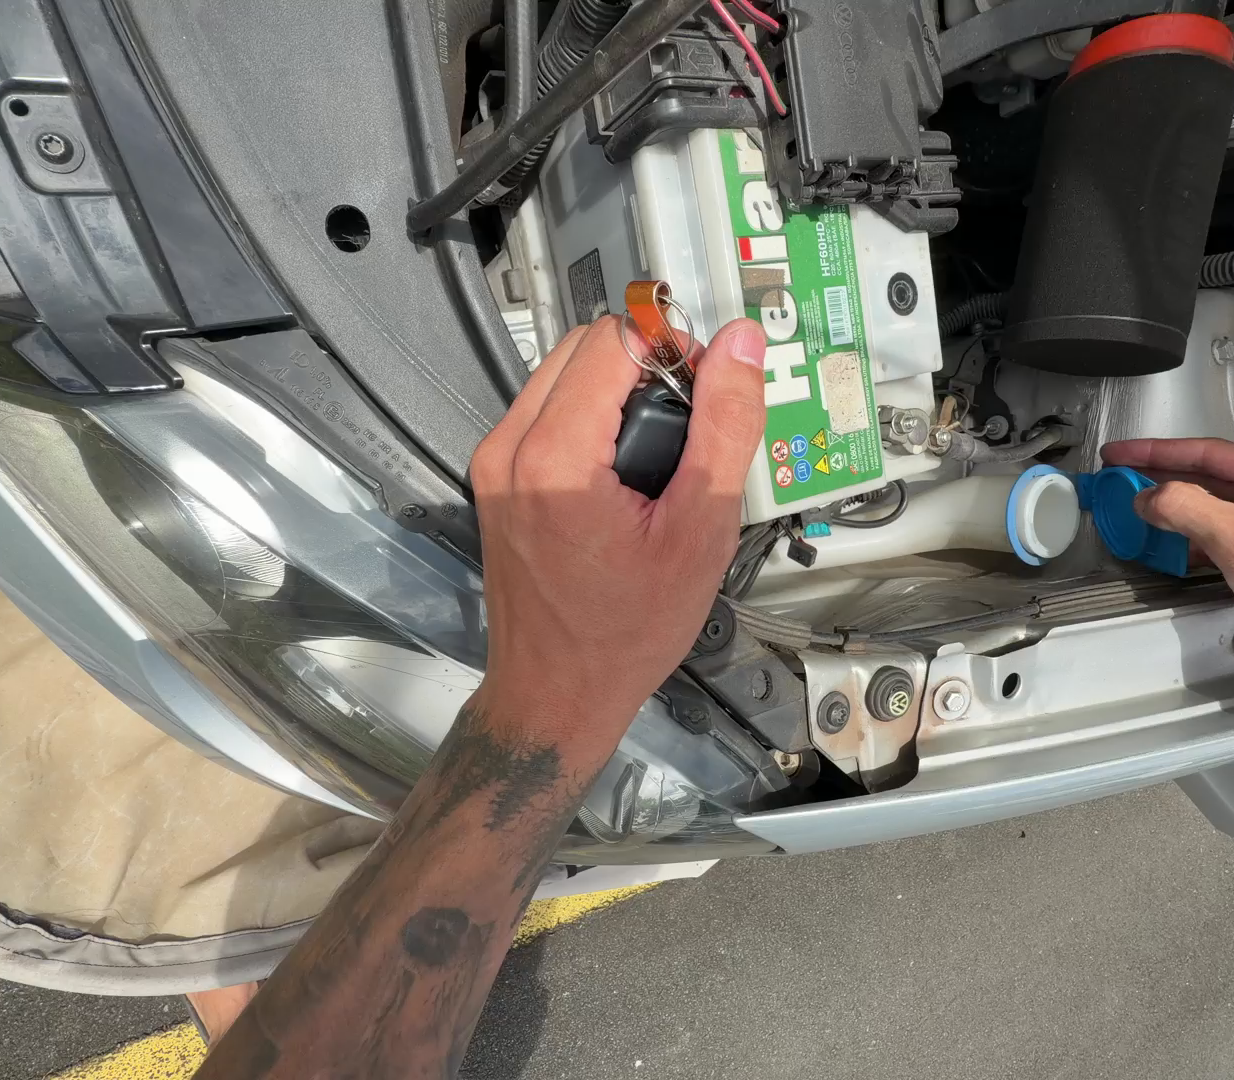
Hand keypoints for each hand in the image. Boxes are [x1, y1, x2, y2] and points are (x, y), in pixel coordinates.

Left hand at [469, 316, 766, 750]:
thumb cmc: (625, 631)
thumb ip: (725, 428)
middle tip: (686, 424)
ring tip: (658, 453)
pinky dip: (589, 419)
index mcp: (554, 455)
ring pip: (561, 375)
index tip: (701, 388)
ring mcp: (493, 464)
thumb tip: (740, 347)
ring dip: (616, 391)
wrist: (558, 691)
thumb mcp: (699, 530)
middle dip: (643, 365)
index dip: (669, 348)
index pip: (612, 338)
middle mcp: (508, 448)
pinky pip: (545, 413)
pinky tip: (622, 471)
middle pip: (583, 348)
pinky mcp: (495, 480)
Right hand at [1101, 438, 1233, 688]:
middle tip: (1120, 476)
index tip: (1122, 453)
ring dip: (1175, 508)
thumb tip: (1148, 496)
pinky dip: (1191, 537)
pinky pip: (1225, 538)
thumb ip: (1190, 509)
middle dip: (1164, 477)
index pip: (1218, 454)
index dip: (1160, 452)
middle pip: (1217, 479)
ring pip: (1219, 509)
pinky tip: (1167, 541)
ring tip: (1135, 506)